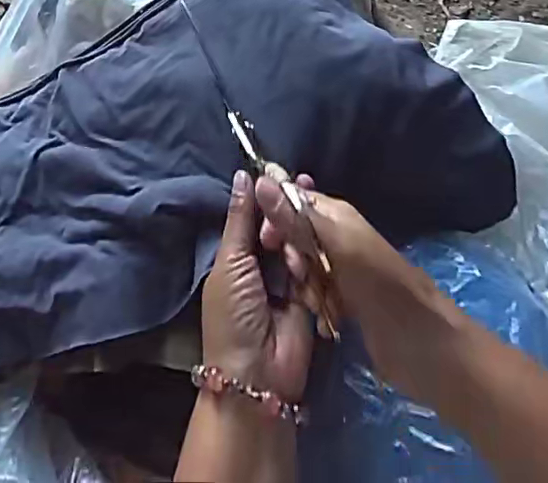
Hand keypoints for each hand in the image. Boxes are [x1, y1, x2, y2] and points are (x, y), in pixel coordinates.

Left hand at [201, 169, 313, 402]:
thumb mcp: (231, 261)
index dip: (268, 195)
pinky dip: (312, 262)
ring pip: (299, 243)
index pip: (254, 214)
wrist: (258, 375)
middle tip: (304, 190)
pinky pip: (315, 268)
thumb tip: (242, 175)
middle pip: (280, 226)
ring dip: (299, 236)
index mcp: (236, 253)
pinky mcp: (312, 297)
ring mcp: (288, 281)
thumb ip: (240, 219)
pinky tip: (307, 262)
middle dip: (289, 211)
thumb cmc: (233, 313)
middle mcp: (262, 263)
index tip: (283, 173)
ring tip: (298, 235)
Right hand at [254, 175, 450, 394]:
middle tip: (296, 272)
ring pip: (301, 265)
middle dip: (288, 252)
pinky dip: (314, 303)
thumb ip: (297, 216)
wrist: (425, 347)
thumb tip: (260, 180)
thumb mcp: (337, 245)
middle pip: (293, 233)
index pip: (292, 199)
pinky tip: (322, 317)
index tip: (267, 238)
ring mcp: (341, 270)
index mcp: (336, 215)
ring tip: (314, 300)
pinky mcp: (345, 301)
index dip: (275, 214)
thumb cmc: (381, 286)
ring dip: (301, 282)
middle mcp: (337, 237)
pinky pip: (314, 292)